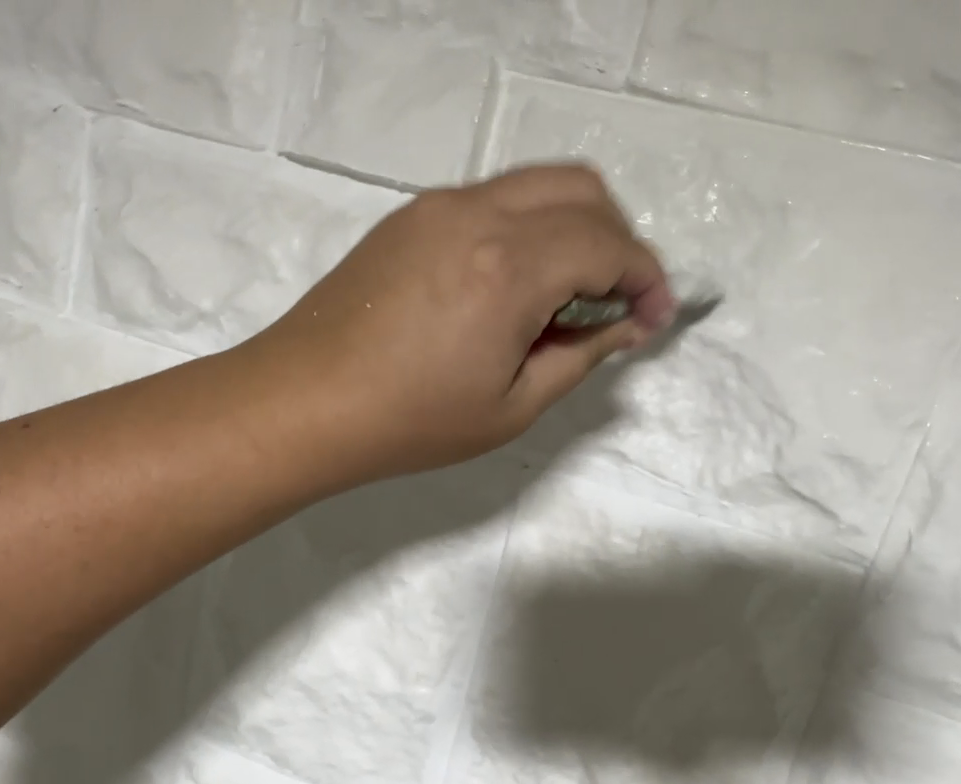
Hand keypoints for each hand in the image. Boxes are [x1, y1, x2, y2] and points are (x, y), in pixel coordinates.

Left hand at [243, 164, 675, 481]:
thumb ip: (581, 356)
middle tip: (619, 302)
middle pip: (582, 189)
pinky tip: (518, 286)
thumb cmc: (411, 422)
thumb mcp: (513, 407)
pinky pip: (495, 199)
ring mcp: (439, 207)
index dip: (646, 279)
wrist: (305, 402)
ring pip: (538, 184)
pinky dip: (530, 227)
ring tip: (572, 296)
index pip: (608, 244)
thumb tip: (626, 327)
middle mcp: (478, 215)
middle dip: (619, 240)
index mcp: (508, 268)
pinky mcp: (413, 215)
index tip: (655, 320)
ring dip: (575, 228)